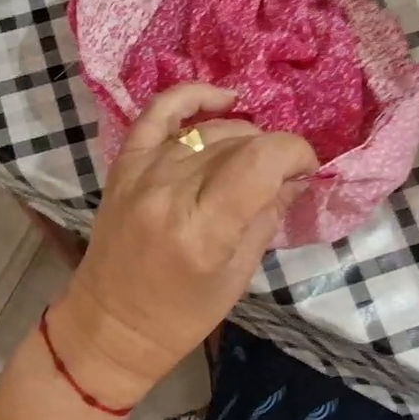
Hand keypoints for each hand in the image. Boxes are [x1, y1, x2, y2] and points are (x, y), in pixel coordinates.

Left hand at [46, 84, 317, 408]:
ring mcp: (143, 172)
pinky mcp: (124, 163)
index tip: (307, 168)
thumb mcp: (239, 274)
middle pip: (238, 141)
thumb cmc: (182, 314)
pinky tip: (224, 99)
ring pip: (209, 129)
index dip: (295, 152)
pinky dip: (193, 96)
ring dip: (242, 137)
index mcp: (203, 228)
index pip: (261, 160)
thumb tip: (296, 174)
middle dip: (273, 150)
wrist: (111, 322)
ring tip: (254, 160)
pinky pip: (159, 111)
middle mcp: (170, 190)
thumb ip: (268, 215)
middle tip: (283, 174)